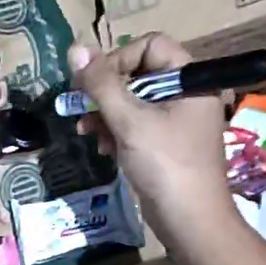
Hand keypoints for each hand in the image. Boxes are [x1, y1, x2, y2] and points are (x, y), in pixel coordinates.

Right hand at [72, 36, 234, 242]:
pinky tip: (103, 148)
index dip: (118, 59)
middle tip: (81, 109)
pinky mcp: (165, 144)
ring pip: (132, 102)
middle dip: (106, 92)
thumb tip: (75, 49)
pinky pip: (136, 126)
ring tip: (87, 132)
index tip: (94, 84)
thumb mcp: (130, 121)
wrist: (190, 219)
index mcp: (190, 79)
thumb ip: (101, 85)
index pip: (150, 45)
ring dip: (105, 114)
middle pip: (138, 74)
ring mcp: (176, 121)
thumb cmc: (165, 164)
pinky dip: (116, 132)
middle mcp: (186, 93)